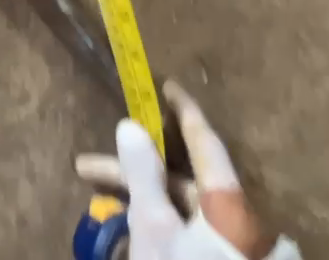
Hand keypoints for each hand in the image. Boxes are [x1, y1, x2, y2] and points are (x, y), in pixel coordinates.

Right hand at [75, 82, 300, 259]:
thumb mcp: (153, 227)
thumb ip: (142, 173)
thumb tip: (131, 125)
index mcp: (231, 208)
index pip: (207, 145)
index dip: (185, 112)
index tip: (166, 85)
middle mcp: (243, 227)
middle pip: (183, 181)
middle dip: (131, 170)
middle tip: (85, 169)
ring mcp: (238, 252)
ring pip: (183, 209)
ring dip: (138, 199)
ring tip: (97, 207)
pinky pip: (192, 234)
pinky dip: (159, 225)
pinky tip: (128, 235)